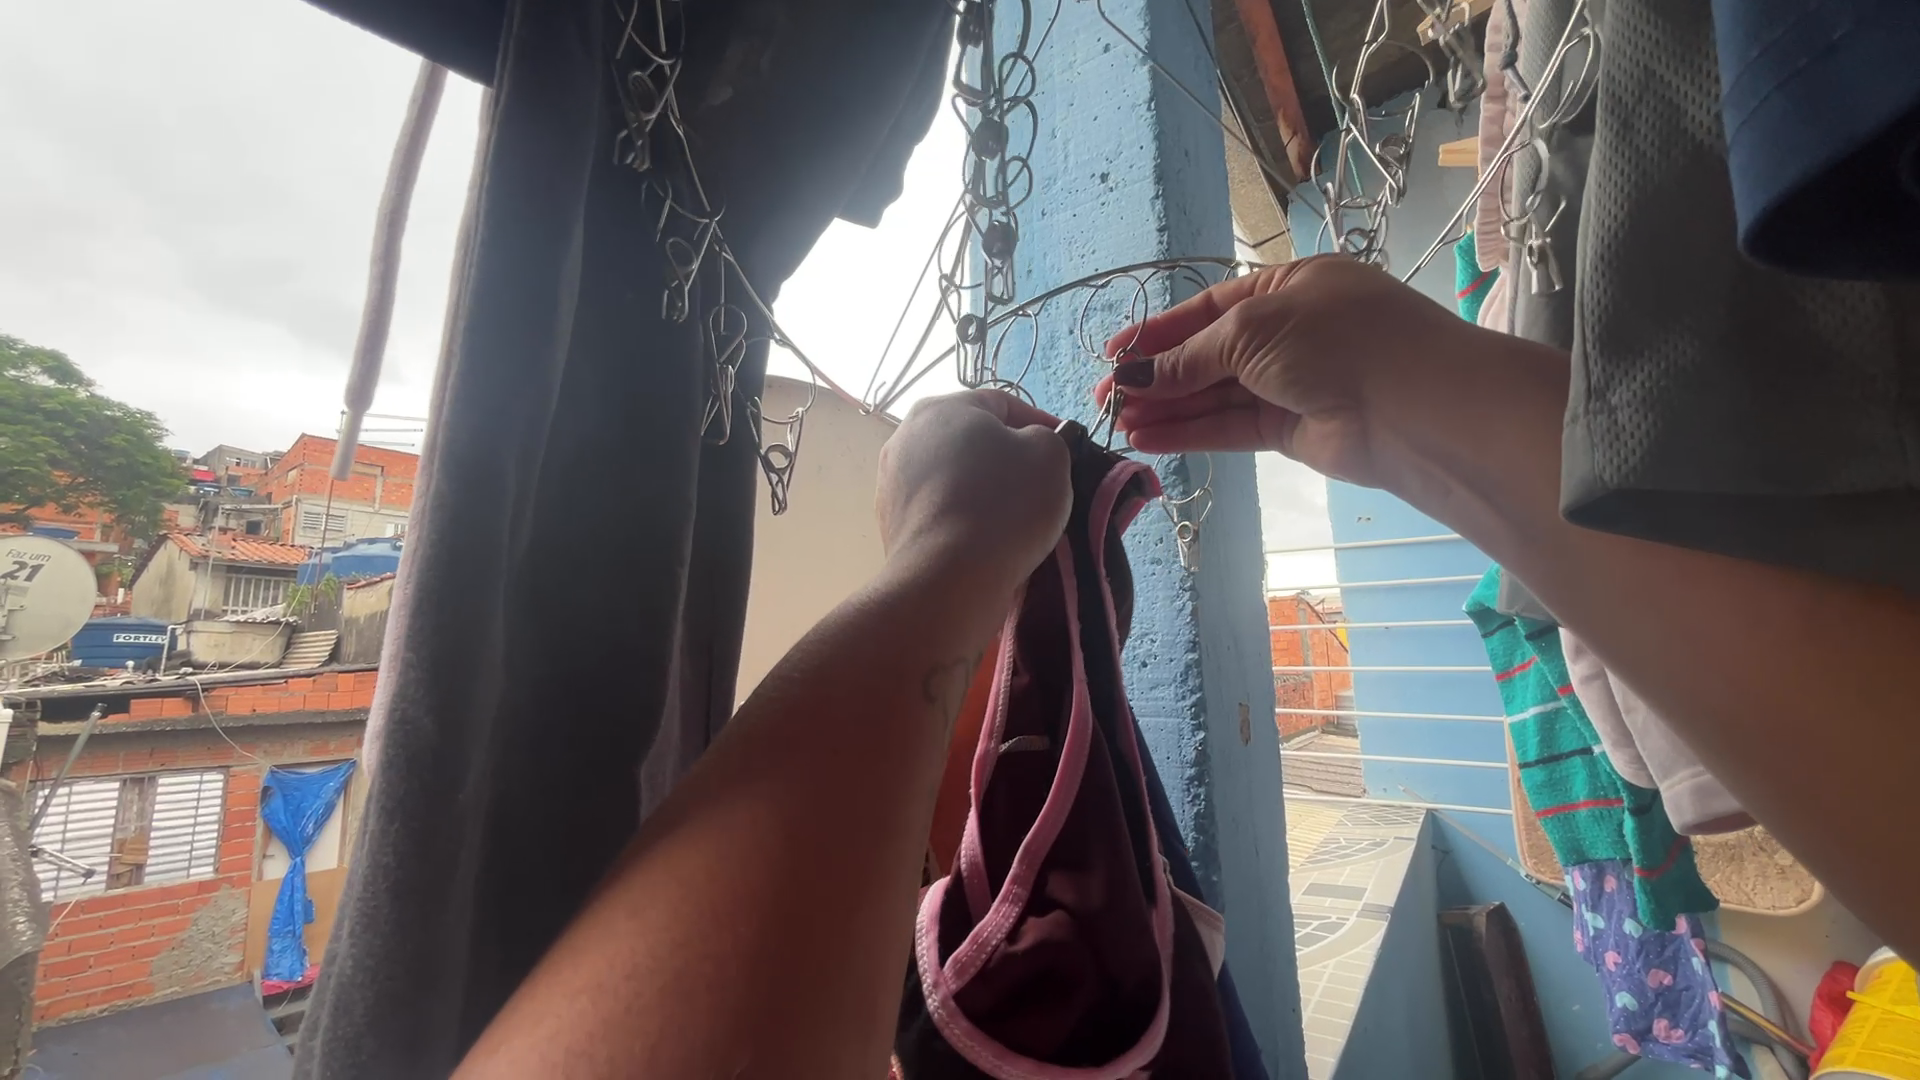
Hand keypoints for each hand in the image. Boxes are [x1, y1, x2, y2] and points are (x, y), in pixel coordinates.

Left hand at [877, 390, 1071, 596]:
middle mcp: (907, 435)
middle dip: (1007, 458)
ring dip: (983, 489)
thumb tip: (1030, 446)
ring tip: (1014, 518)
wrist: (949, 576)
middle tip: (1041, 485)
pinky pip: (940, 510)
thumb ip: (1046, 437)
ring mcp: (893, 480)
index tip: (1067, 451)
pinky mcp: (890, 522)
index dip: (1042, 424)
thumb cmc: (1005, 503)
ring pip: (954, 476)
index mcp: (943, 407)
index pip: (1004, 404)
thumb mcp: (1050, 454)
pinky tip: (984, 539)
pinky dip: (962, 518)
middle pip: (972, 440)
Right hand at [1094, 256, 1477, 489]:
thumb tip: (1132, 377)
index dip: (1157, 332)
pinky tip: (1147, 438)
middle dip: (1154, 377)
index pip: (1206, 308)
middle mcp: (1284, 333)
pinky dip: (1188, 432)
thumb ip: (1188, 358)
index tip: (1112, 355)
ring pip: (1212, 396)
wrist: (1412, 407)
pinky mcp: (1287, 429)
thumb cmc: (1333, 339)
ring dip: (1165, 408)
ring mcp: (1286, 383)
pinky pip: (1227, 427)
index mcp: (1284, 288)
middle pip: (1204, 356)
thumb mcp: (1251, 330)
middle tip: (1104, 398)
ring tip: (1118, 422)